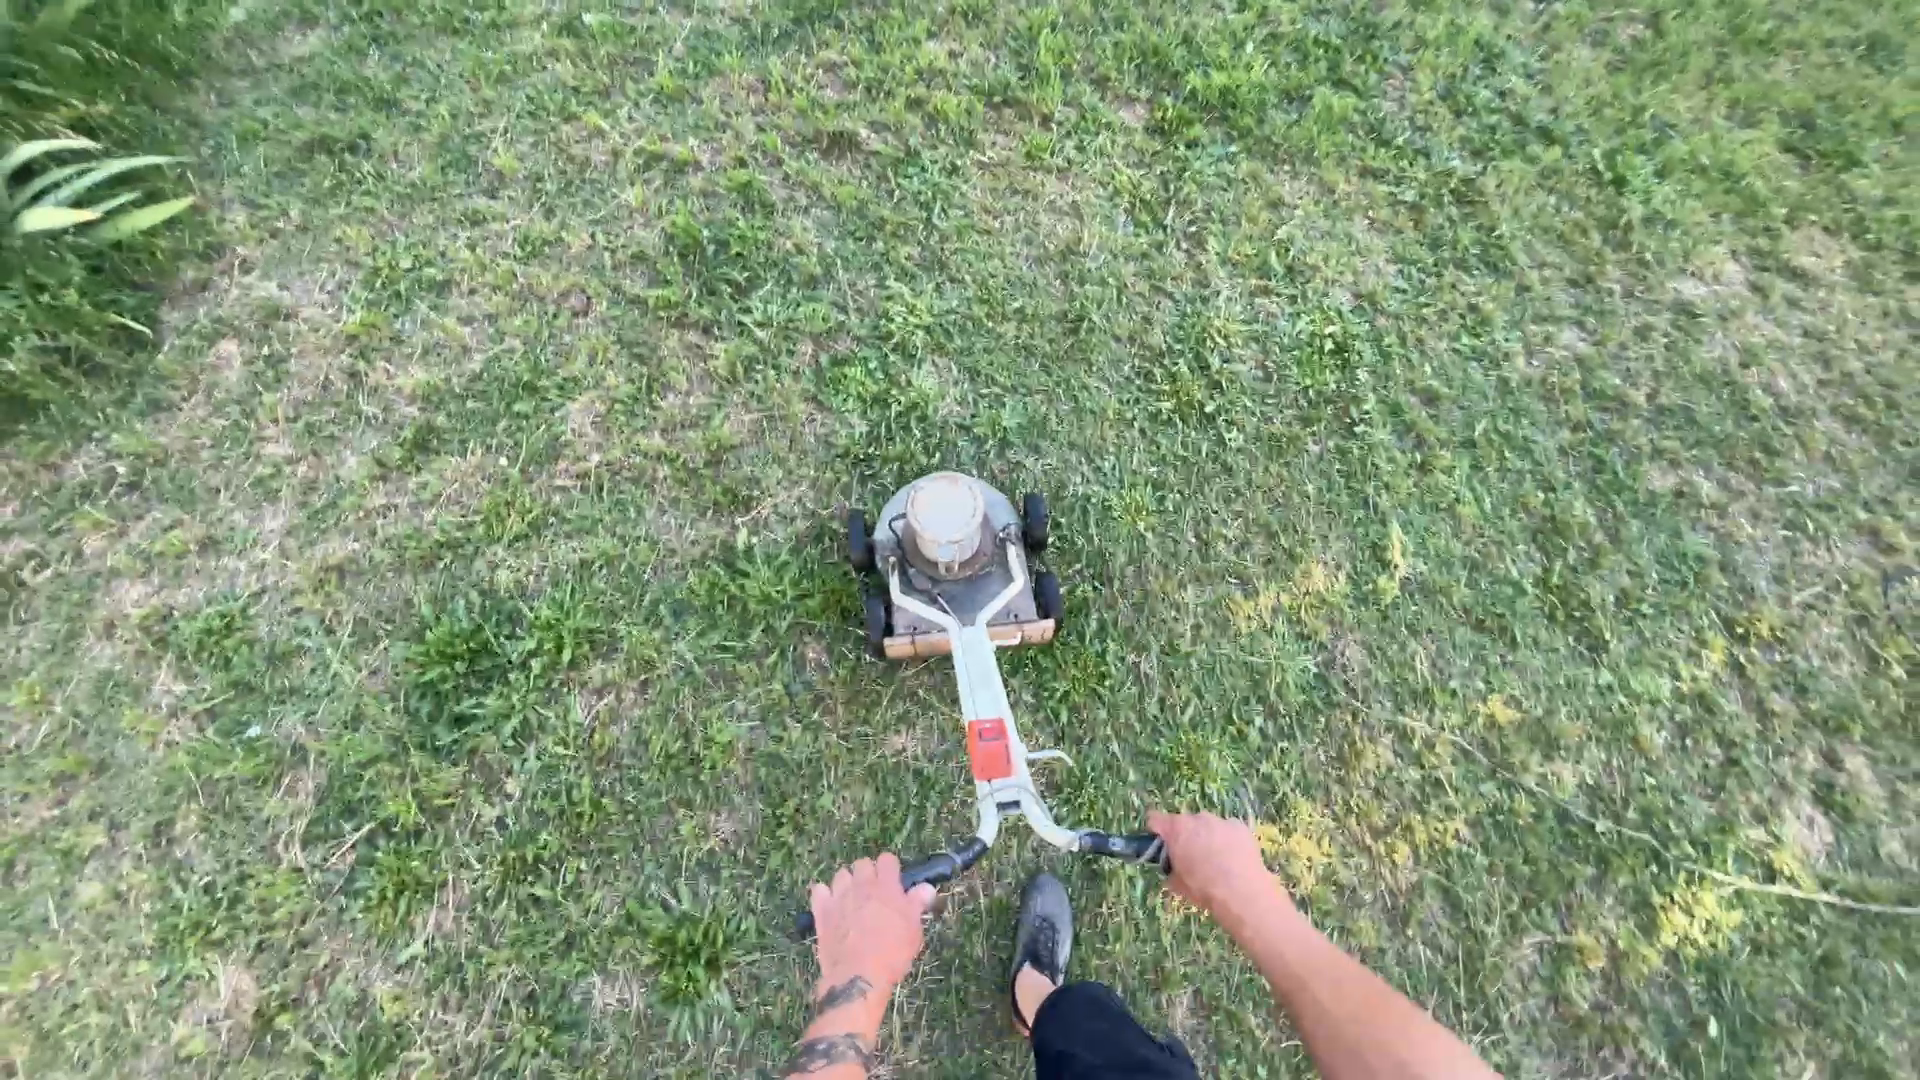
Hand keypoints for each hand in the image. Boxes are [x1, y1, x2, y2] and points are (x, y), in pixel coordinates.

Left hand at [808, 853, 936, 994]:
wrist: (859, 977)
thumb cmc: (892, 954)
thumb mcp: (913, 930)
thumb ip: (917, 903)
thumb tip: (926, 887)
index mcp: (886, 886)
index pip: (887, 860)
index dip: (890, 869)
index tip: (893, 883)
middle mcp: (862, 884)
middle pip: (863, 863)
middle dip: (868, 874)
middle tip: (873, 894)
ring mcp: (840, 896)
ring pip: (841, 874)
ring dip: (847, 883)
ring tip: (852, 900)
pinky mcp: (822, 911)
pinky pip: (819, 890)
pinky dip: (824, 895)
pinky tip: (831, 906)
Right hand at [1149, 810, 1292, 923]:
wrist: (1242, 894)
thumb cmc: (1204, 889)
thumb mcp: (1177, 884)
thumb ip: (1170, 869)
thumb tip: (1172, 869)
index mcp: (1176, 829)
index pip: (1155, 819)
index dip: (1156, 832)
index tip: (1162, 845)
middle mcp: (1196, 818)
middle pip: (1184, 822)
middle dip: (1185, 836)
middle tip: (1192, 858)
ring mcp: (1220, 820)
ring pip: (1207, 825)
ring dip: (1207, 836)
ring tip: (1217, 860)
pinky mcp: (1239, 827)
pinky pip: (1227, 829)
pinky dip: (1227, 839)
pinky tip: (1233, 858)